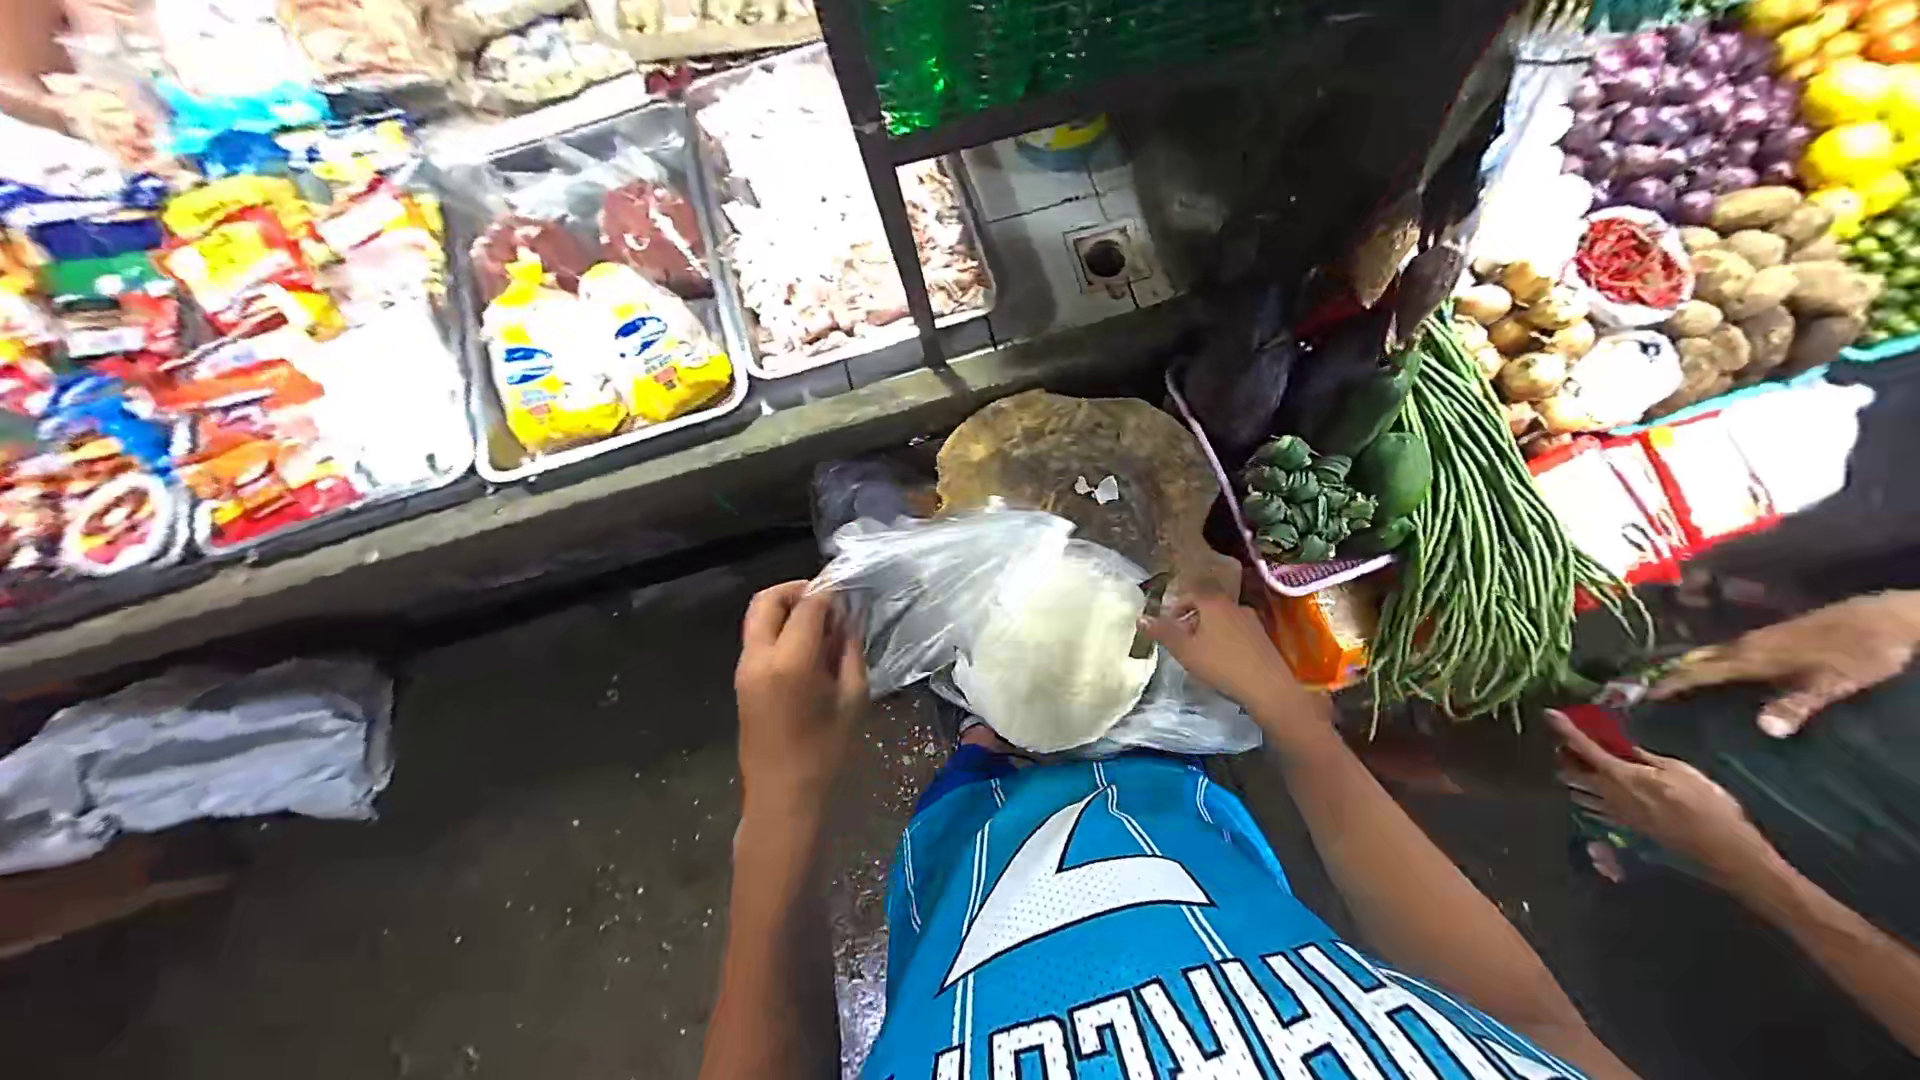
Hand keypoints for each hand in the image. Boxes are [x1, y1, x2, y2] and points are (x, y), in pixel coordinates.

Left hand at [734, 581, 867, 816]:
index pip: (809, 605)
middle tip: (829, 599)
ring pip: (758, 616)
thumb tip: (849, 619)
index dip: (831, 590)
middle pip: (769, 599)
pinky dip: (780, 627)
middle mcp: (759, 657)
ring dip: (787, 607)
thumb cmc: (826, 752)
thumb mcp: (852, 698)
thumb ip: (849, 651)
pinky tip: (809, 645)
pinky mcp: (741, 680)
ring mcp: (744, 668)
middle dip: (799, 590)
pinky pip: (758, 638)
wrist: (782, 797)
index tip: (850, 587)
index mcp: (790, 661)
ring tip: (822, 622)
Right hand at [1137, 575, 1327, 743]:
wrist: (1268, 686)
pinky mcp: (1263, 636)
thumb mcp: (1184, 650)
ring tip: (1200, 651)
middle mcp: (1234, 605)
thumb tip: (1140, 617)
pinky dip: (1224, 638)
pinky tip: (1222, 659)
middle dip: (1191, 619)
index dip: (1177, 605)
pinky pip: (1236, 630)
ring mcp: (1251, 620)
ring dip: (1208, 629)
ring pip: (1222, 618)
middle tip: (1181, 640)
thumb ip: (1162, 632)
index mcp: (1214, 603)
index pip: (1191, 592)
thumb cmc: (1221, 664)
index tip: (1169, 623)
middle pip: (1207, 605)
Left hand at [1548, 710, 1778, 885]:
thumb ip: (1645, 757)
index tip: (1549, 714)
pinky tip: (1599, 790)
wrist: (1724, 849)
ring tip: (1584, 767)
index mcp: (1618, 775)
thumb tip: (1625, 747)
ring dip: (1573, 777)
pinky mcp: (1622, 826)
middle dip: (1563, 756)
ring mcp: (1612, 812)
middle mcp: (1606, 793)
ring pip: (1575, 791)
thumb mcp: (1680, 771)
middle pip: (1567, 772)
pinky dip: (1587, 795)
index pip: (1581, 746)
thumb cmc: (1707, 806)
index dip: (1564, 729)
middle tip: (1573, 746)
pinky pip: (1591, 808)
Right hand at [1651, 590, 1919, 737]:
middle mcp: (1741, 646)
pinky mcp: (1764, 636)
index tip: (1641, 695)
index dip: (1669, 684)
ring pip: (1704, 653)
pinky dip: (1703, 660)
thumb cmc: (1861, 653)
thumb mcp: (1835, 683)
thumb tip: (1764, 730)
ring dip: (1682, 665)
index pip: (1697, 672)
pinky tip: (1708, 667)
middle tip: (1643, 686)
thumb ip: (1796, 704)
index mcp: (1749, 659)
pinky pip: (1719, 649)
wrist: (1886, 617)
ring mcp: (1752, 638)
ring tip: (1666, 678)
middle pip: (1692, 659)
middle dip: (1666, 673)